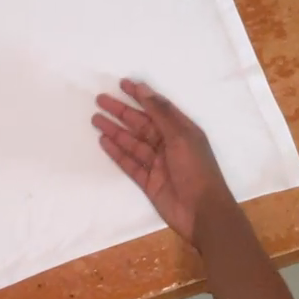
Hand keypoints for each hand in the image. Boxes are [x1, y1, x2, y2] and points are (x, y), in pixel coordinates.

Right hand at [92, 79, 237, 247]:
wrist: (203, 213)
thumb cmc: (196, 170)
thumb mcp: (181, 136)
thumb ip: (161, 113)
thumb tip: (145, 89)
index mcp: (181, 130)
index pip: (158, 107)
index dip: (141, 95)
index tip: (122, 84)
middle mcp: (169, 144)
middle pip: (141, 123)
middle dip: (121, 111)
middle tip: (100, 100)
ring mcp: (157, 163)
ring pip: (132, 142)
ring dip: (115, 130)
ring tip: (95, 119)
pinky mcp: (148, 181)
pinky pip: (130, 163)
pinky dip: (117, 152)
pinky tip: (104, 141)